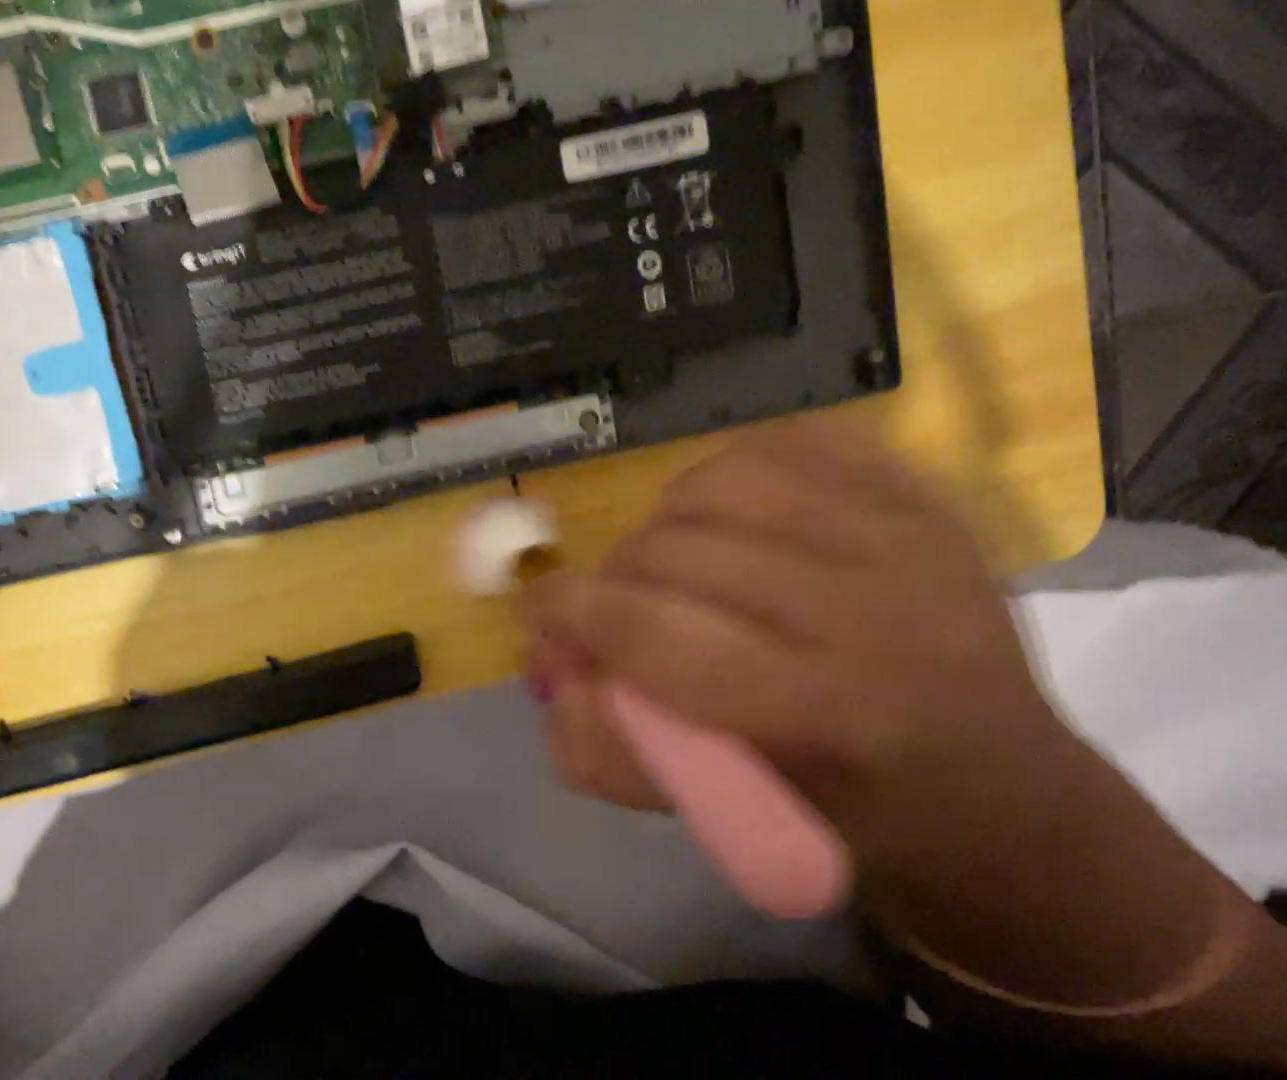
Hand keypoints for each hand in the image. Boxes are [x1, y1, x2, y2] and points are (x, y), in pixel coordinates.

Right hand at [521, 418, 1061, 862]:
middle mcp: (874, 610)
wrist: (999, 786)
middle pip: (678, 551)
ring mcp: (906, 538)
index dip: (574, 611)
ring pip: (720, 482)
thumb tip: (548, 668)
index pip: (659, 632)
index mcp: (829, 711)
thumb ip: (616, 752)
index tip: (540, 611)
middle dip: (612, 579)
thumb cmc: (852, 818)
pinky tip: (726, 517)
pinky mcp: (922, 498)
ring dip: (664, 522)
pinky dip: (731, 470)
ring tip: (669, 561)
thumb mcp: (725, 819)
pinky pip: (791, 442)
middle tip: (608, 609)